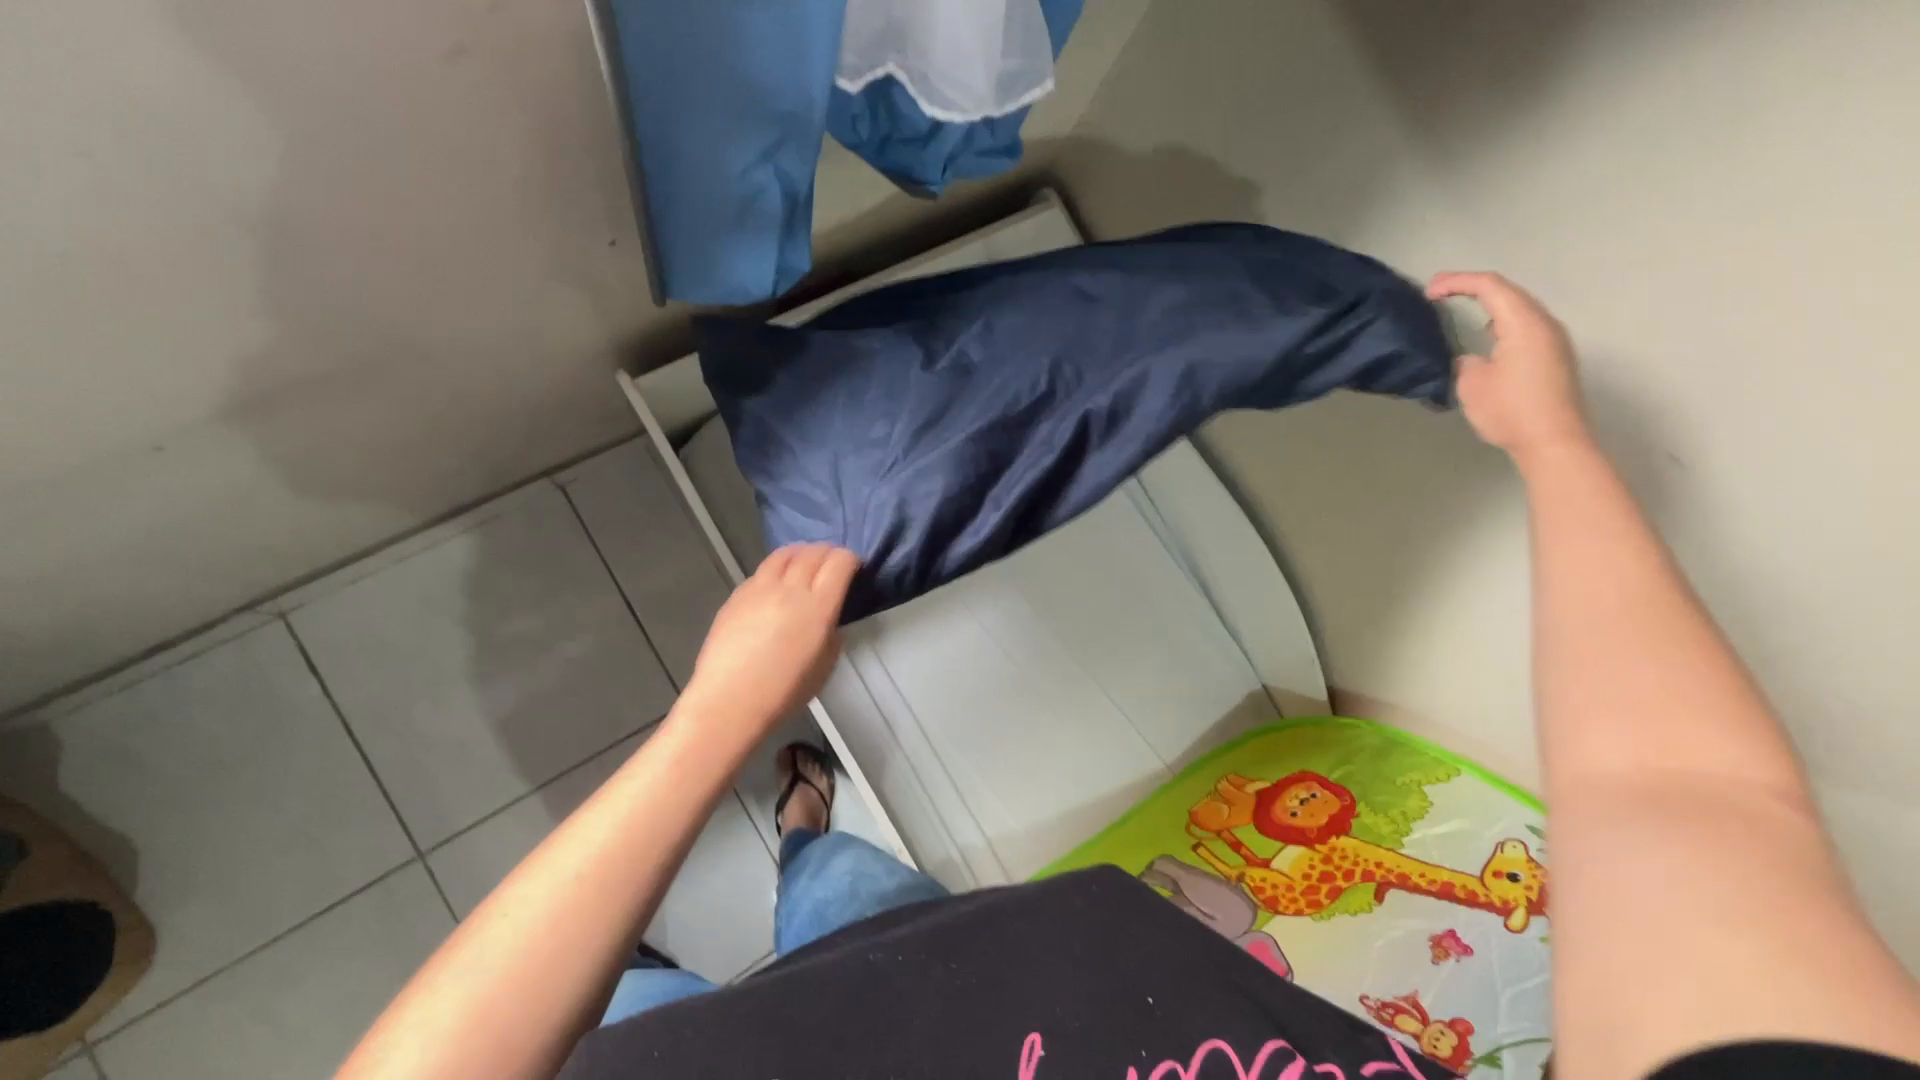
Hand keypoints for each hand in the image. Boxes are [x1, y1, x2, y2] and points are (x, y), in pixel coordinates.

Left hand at [680, 544, 858, 732]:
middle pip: (813, 552)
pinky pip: (763, 571)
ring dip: (801, 552)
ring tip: (806, 562)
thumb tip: (828, 618)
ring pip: (785, 554)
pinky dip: (777, 569)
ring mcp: (759, 588)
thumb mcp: (825, 665)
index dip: (851, 559)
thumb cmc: (784, 692)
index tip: (854, 567)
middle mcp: (789, 588)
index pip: (839, 562)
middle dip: (828, 552)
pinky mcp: (737, 595)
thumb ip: (832, 633)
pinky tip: (777, 583)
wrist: (729, 701)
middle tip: (833, 562)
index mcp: (818, 607)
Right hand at [1427, 271, 1590, 461]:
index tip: (1429, 291)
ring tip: (1460, 308)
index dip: (1457, 282)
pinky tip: (1487, 334)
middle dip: (1472, 287)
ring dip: (1489, 303)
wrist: (1554, 442)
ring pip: (1519, 307)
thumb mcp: (1472, 384)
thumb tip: (1469, 357)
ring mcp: (1554, 339)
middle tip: (1439, 292)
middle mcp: (1545, 323)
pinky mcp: (1555, 356)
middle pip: (1508, 291)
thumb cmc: (1510, 410)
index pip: (1490, 287)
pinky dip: (1502, 319)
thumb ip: (1465, 361)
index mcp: (1524, 324)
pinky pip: (1526, 324)